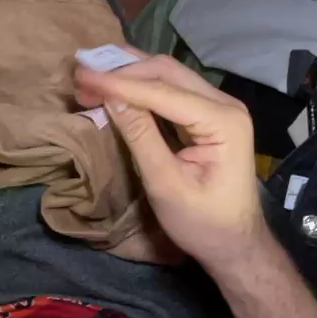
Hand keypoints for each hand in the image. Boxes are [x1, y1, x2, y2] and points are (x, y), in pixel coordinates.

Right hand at [74, 51, 269, 272]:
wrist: (234, 244)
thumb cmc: (202, 223)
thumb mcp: (165, 184)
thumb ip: (140, 136)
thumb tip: (111, 97)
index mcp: (222, 121)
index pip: (162, 91)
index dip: (119, 83)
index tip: (82, 76)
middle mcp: (225, 103)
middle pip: (167, 72)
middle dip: (122, 73)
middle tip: (82, 79)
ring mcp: (219, 106)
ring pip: (168, 75)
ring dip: (129, 75)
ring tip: (93, 79)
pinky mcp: (208, 113)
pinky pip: (172, 89)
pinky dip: (141, 86)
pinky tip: (116, 86)